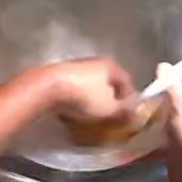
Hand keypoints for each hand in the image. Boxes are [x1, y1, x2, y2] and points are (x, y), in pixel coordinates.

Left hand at [18, 57, 135, 121]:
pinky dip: (78, 100)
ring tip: (91, 120)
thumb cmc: (84, 98)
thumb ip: (126, 111)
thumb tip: (136, 111)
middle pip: (109, 84)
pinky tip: (74, 114)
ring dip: (93, 101)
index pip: (128, 82)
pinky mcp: (60, 75)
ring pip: (91, 87)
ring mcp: (76, 67)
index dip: (131, 100)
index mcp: (110, 66)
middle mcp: (94, 62)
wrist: (46, 89)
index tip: (128, 117)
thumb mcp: (110, 109)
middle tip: (110, 119)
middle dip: (111, 101)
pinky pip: (76, 90)